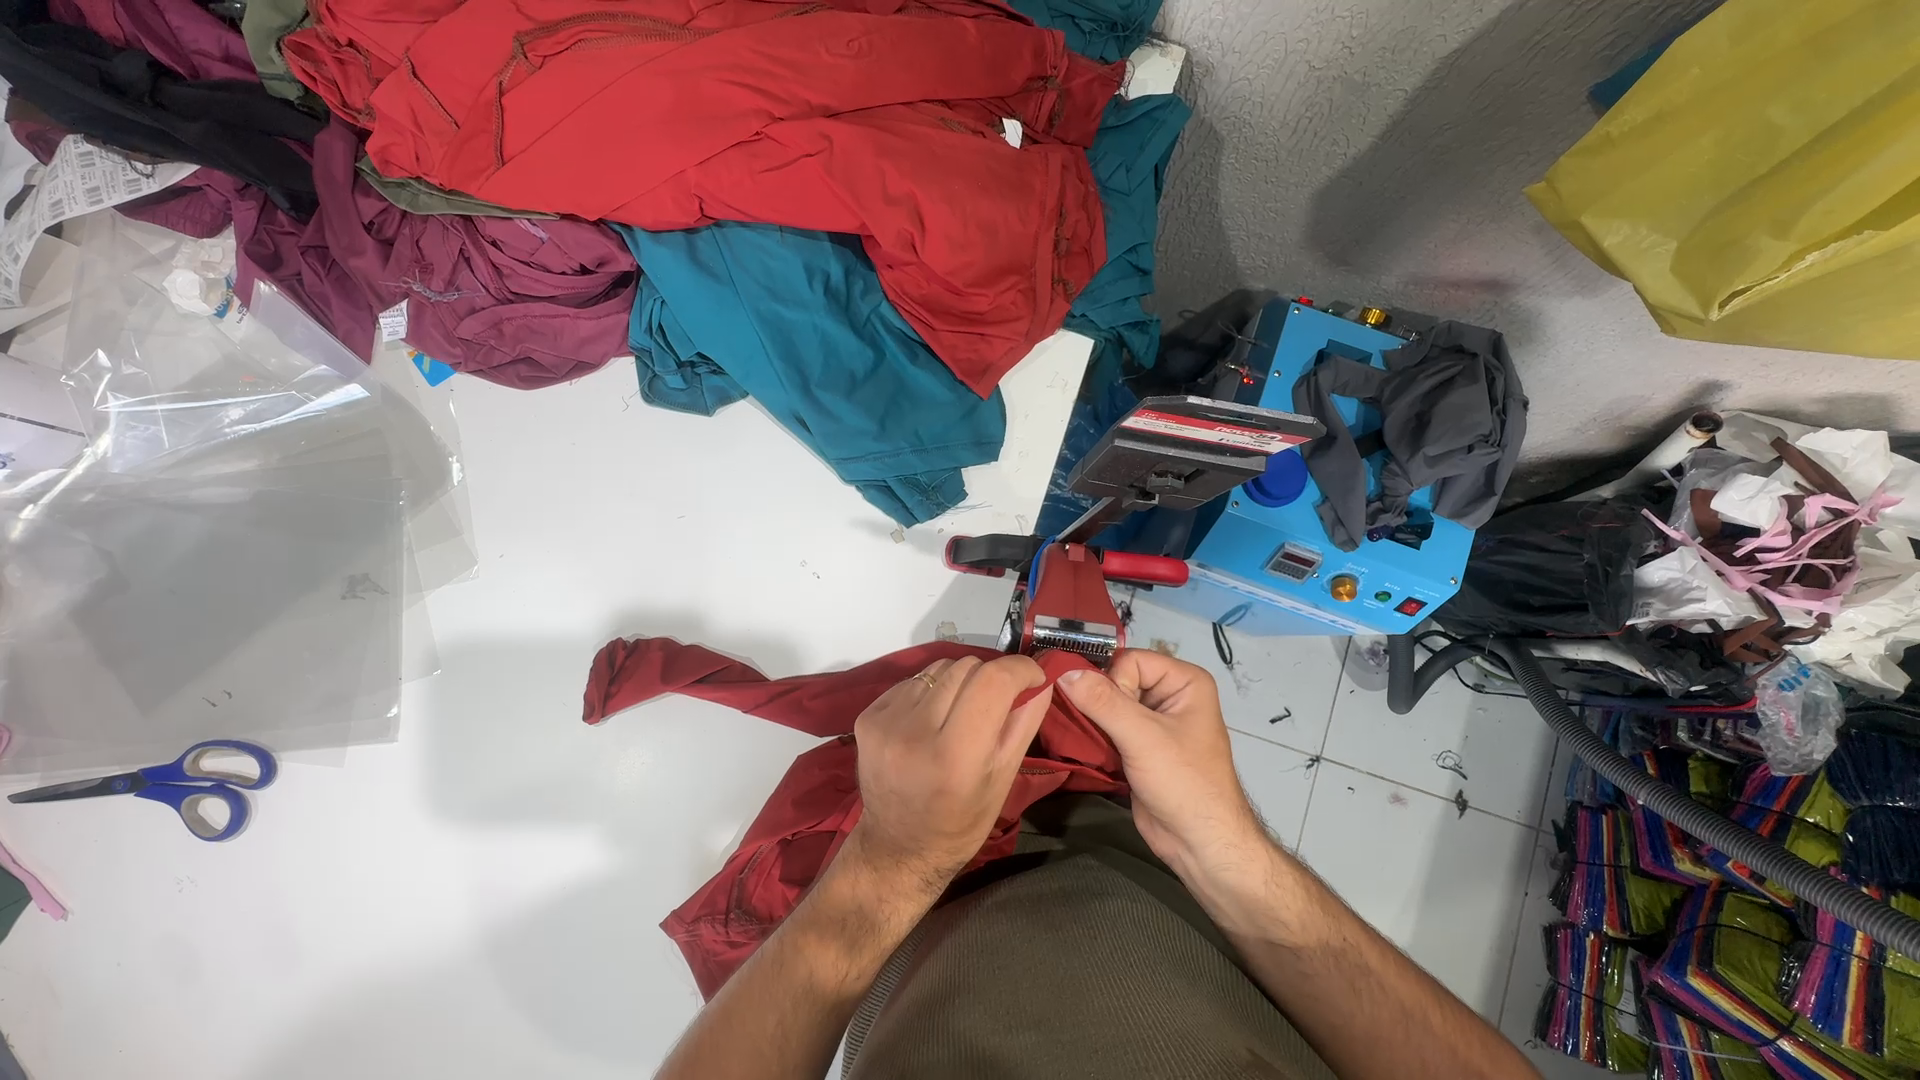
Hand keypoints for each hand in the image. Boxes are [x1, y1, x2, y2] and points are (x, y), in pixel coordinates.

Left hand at [842, 655, 1052, 899]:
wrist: (898, 847)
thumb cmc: (961, 822)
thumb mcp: (1004, 779)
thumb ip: (1024, 723)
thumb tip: (1042, 679)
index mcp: (955, 755)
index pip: (993, 681)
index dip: (1021, 669)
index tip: (1033, 678)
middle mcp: (915, 732)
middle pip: (967, 667)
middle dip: (991, 678)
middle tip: (995, 705)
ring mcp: (886, 722)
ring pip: (940, 668)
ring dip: (959, 683)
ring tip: (959, 715)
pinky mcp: (867, 716)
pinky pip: (913, 681)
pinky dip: (931, 691)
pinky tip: (931, 722)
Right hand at [1056, 651, 1278, 919]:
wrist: (1198, 843)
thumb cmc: (1183, 783)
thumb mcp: (1142, 737)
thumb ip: (1102, 702)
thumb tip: (1063, 671)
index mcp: (1185, 681)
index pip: (1131, 659)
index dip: (1114, 682)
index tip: (1109, 715)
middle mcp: (1170, 695)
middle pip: (1117, 678)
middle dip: (1097, 699)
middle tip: (1087, 725)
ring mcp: (1153, 722)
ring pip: (1108, 703)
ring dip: (1091, 717)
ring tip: (1080, 735)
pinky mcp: (1138, 746)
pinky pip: (1107, 726)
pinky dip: (1093, 733)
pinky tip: (1083, 745)